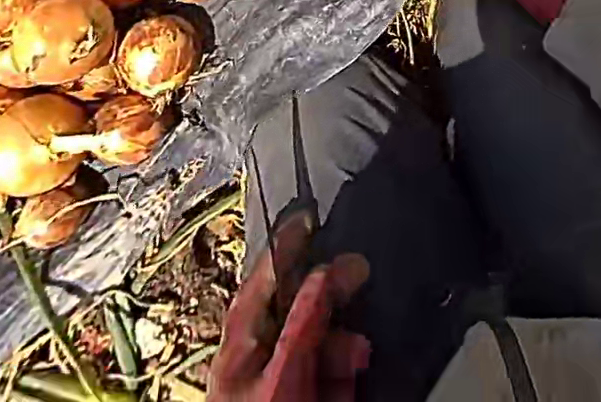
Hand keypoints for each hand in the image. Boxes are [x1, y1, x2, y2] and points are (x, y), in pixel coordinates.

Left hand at [209, 210, 371, 401]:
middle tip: (359, 277)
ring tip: (358, 354)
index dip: (284, 247)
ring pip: (322, 339)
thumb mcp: (282, 378)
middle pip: (299, 306)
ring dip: (343, 341)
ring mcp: (286, 381)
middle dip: (330, 296)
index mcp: (241, 345)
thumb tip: (329, 270)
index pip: (262, 281)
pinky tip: (353, 376)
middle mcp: (262, 358)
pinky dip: (346, 372)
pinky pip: (334, 372)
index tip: (310, 216)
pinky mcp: (310, 398)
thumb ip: (305, 323)